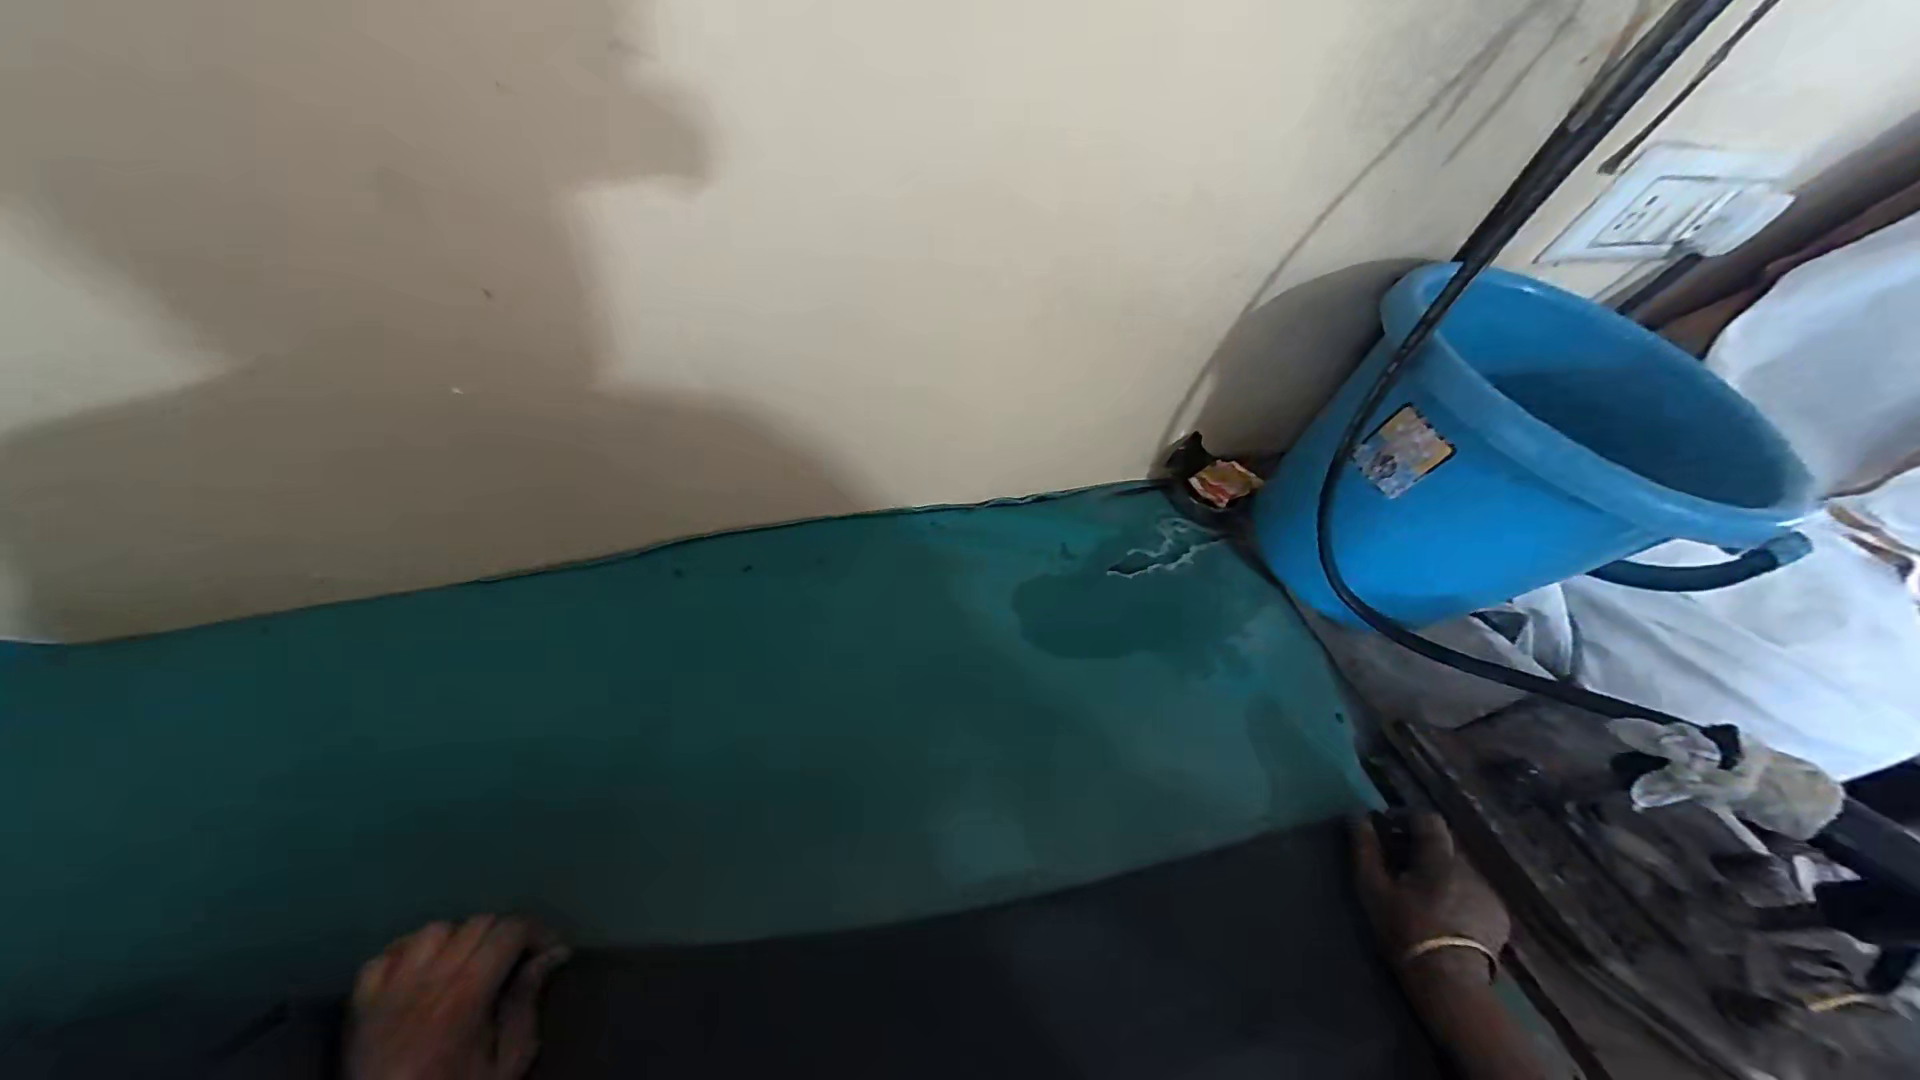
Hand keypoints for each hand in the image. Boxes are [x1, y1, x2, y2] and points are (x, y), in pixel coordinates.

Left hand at [344, 914, 569, 1079]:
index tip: (550, 951)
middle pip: (477, 923)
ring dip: (458, 938)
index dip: (538, 932)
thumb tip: (553, 954)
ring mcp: (386, 994)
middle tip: (516, 958)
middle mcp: (425, 985)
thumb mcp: (507, 1063)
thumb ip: (526, 1003)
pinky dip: (407, 953)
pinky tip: (424, 970)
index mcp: (464, 999)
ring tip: (469, 961)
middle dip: (506, 933)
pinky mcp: (360, 1008)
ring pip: (434, 930)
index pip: (510, 931)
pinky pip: (384, 957)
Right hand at [1352, 812, 1509, 976]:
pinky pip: (1473, 890)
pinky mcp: (1499, 917)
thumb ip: (1365, 847)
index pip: (1428, 819)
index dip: (1406, 818)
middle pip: (1444, 844)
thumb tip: (1357, 814)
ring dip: (1439, 870)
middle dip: (1420, 846)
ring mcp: (1489, 894)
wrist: (1449, 982)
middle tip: (1398, 864)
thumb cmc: (1404, 928)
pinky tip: (1443, 913)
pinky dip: (1456, 891)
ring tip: (1421, 892)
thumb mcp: (1372, 886)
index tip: (1387, 830)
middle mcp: (1470, 869)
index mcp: (1439, 858)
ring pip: (1459, 868)